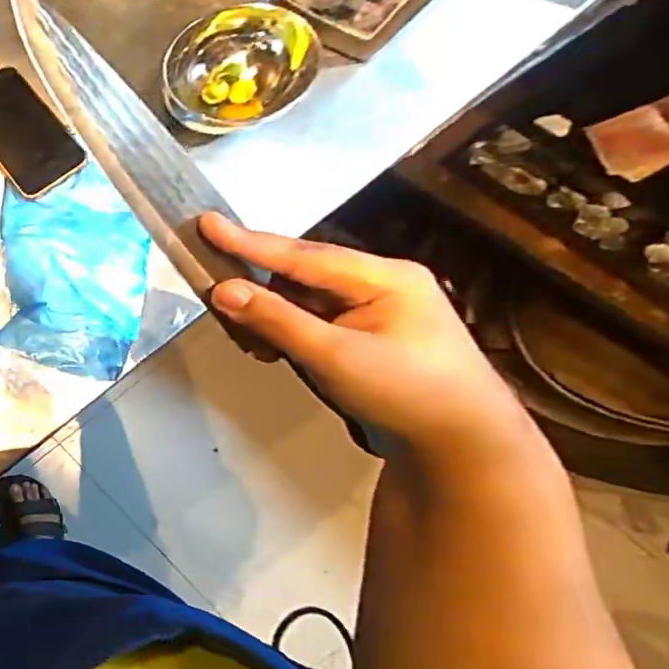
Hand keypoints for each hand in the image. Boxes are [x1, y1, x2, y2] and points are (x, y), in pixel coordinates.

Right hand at [199, 213, 527, 456]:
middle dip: (255, 284)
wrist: (462, 444)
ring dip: (267, 315)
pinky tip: (270, 349)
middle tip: (214, 292)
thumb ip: (275, 320)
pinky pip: (307, 318)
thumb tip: (221, 291)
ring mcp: (370, 308)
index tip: (206, 223)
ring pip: (297, 298)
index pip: (301, 255)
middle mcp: (377, 282)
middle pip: (297, 273)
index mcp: (383, 276)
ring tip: (249, 340)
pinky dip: (281, 330)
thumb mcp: (334, 356)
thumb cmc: (407, 393)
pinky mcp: (361, 333)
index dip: (248, 241)